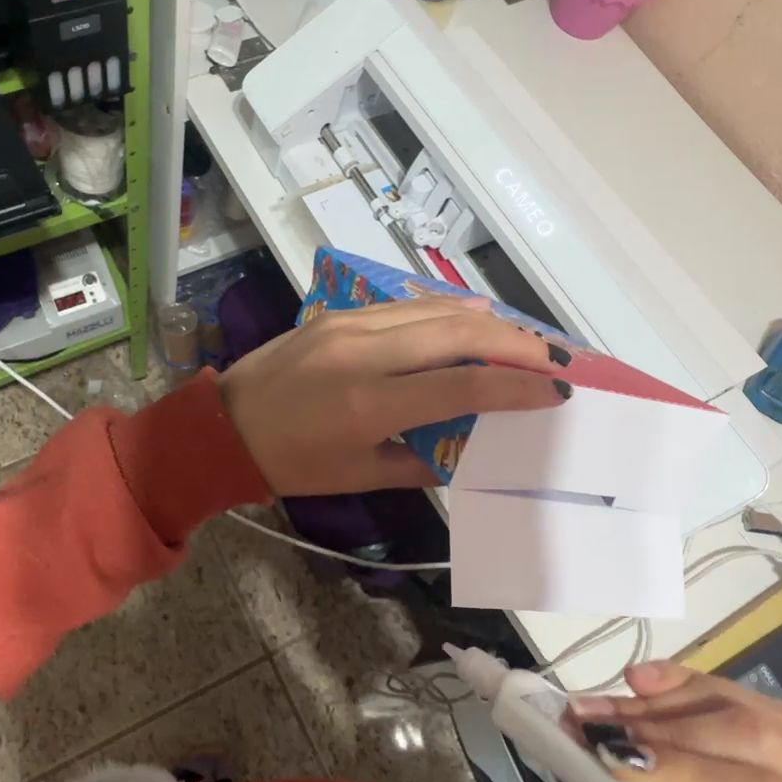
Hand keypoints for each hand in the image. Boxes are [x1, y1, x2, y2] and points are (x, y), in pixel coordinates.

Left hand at [215, 296, 570, 496]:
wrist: (224, 427)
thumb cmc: (291, 464)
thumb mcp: (360, 476)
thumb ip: (421, 461)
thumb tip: (471, 446)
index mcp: (369, 405)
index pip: (461, 389)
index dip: (516, 388)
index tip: (557, 391)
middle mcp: (363, 355)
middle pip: (457, 334)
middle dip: (514, 343)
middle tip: (552, 357)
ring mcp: (348, 325)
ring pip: (433, 310)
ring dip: (485, 321)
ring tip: (524, 336)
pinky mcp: (337, 313)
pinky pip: (403, 305)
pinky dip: (445, 310)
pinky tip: (472, 315)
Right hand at [562, 661, 781, 781]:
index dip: (685, 772)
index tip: (608, 761)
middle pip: (750, 736)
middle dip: (658, 729)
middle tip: (587, 729)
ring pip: (733, 704)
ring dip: (653, 706)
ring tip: (592, 710)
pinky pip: (730, 690)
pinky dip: (677, 684)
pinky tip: (635, 681)